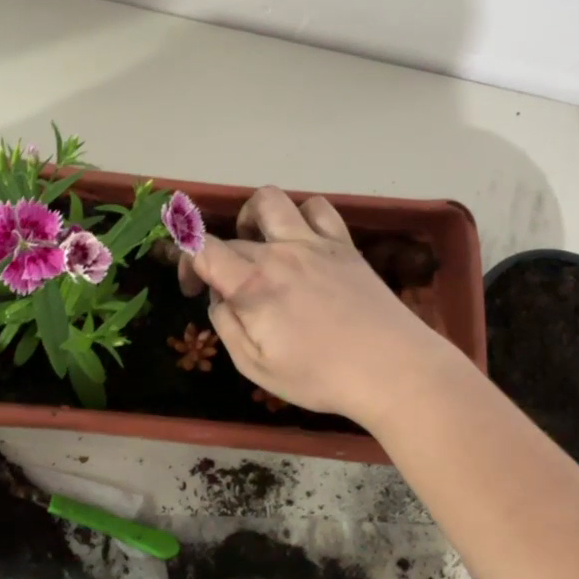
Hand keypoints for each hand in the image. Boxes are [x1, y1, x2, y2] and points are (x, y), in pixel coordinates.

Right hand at [180, 186, 461, 427]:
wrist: (392, 369)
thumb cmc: (319, 377)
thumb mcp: (256, 366)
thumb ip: (228, 327)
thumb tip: (219, 300)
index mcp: (252, 285)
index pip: (202, 249)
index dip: (187, 262)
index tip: (192, 288)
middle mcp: (279, 253)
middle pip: (233, 236)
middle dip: (217, 257)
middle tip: (226, 289)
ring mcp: (314, 244)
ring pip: (271, 201)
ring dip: (252, 215)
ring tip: (256, 241)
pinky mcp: (344, 246)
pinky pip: (318, 208)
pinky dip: (301, 216)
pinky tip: (302, 240)